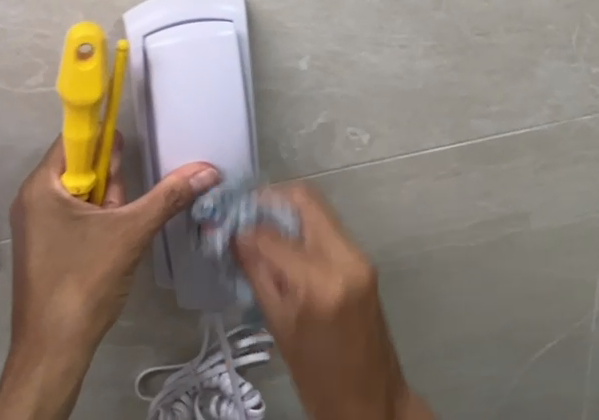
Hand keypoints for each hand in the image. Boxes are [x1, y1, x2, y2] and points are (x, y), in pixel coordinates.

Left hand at [0, 138, 218, 419]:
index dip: (105, 138)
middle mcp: (33, 200)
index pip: (74, 139)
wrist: (53, 351)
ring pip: (82, 196)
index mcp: (41, 186)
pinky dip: (100, 225)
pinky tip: (114, 245)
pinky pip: (76, 219)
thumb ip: (168, 196)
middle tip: (125, 206)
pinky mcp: (45, 249)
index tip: (131, 143)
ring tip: (120, 233)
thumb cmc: (82, 282)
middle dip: (111, 183)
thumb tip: (206, 171)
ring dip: (109, 207)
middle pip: (82, 168)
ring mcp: (37, 227)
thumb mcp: (130, 232)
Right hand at [235, 184, 432, 419]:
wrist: (371, 400)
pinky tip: (284, 244)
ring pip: (318, 209)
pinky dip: (303, 227)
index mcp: (319, 282)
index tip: (226, 224)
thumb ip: (257, 273)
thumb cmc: (317, 376)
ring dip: (287, 212)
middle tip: (244, 213)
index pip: (273, 234)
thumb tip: (235, 237)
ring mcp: (359, 255)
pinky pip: (328, 228)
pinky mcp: (364, 259)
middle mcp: (344, 257)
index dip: (245, 225)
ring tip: (259, 229)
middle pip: (305, 199)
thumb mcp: (278, 326)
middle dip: (270, 200)